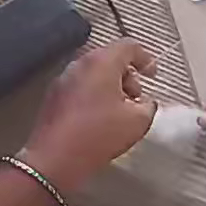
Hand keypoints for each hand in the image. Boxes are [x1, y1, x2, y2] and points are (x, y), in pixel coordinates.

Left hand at [21, 40, 158, 192]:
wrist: (54, 158)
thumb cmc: (99, 134)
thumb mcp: (137, 122)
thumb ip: (148, 106)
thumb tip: (145, 103)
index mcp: (101, 62)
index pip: (128, 46)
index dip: (146, 59)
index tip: (153, 76)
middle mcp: (79, 64)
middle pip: (109, 58)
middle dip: (128, 75)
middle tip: (136, 98)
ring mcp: (63, 79)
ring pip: (93, 73)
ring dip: (111, 86)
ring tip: (120, 111)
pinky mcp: (53, 96)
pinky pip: (80, 86)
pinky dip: (94, 94)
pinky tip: (99, 118)